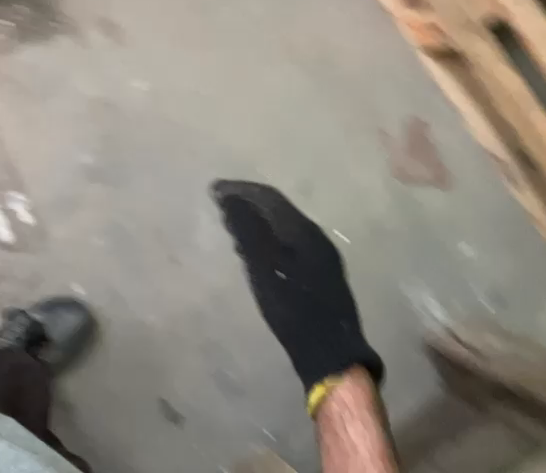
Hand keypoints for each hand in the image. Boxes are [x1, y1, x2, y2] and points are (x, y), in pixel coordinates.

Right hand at [211, 180, 382, 391]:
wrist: (331, 355)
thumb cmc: (293, 309)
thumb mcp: (263, 269)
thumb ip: (247, 231)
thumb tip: (228, 198)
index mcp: (305, 231)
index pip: (269, 197)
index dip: (240, 189)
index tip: (214, 189)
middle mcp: (317, 237)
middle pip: (278, 208)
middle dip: (247, 202)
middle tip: (220, 203)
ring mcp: (322, 255)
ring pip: (283, 225)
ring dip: (257, 220)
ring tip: (231, 223)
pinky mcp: (321, 272)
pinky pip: (289, 240)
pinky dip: (267, 236)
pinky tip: (254, 248)